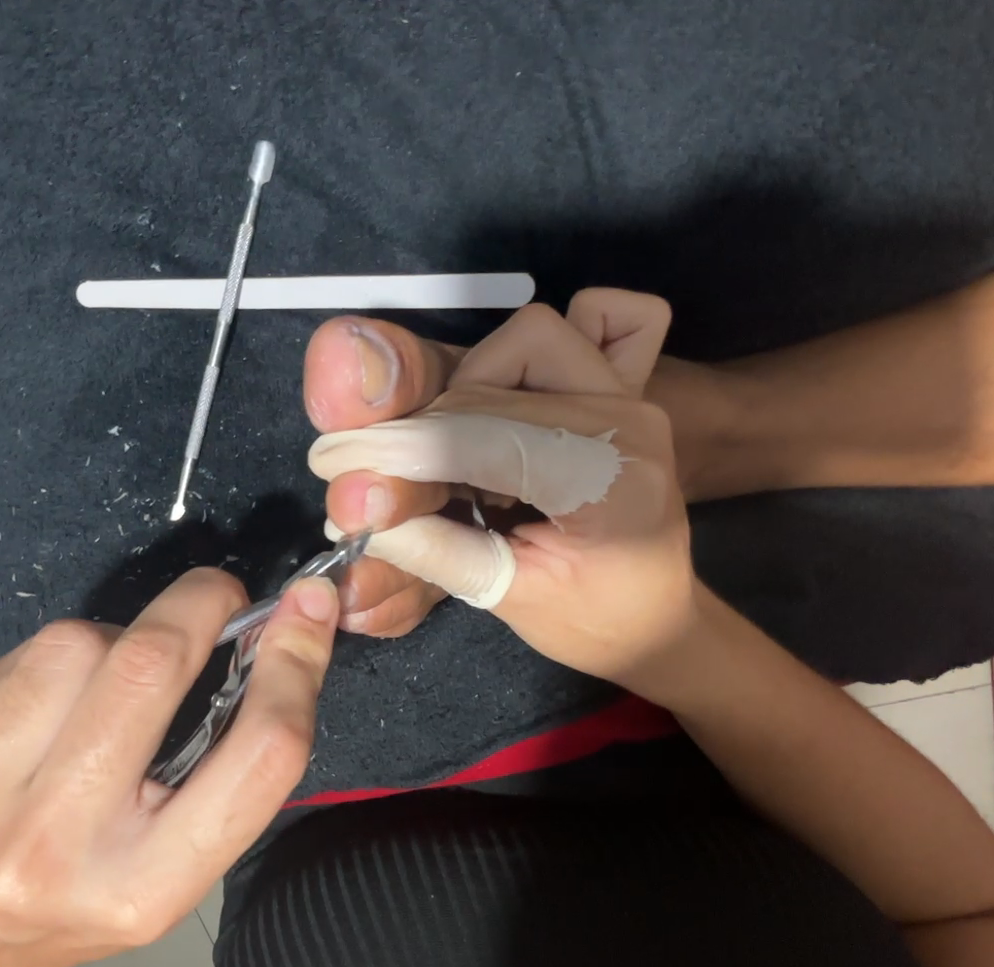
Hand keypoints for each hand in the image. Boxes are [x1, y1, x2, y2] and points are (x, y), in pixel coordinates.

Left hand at [0, 569, 339, 966]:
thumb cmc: (98, 891)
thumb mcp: (184, 858)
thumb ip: (236, 757)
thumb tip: (289, 624)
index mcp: (148, 887)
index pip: (255, 756)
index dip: (294, 667)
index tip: (305, 609)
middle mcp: (54, 854)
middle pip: (146, 671)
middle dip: (196, 606)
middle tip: (217, 597)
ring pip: (71, 644)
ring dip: (116, 638)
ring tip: (115, 677)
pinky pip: (15, 657)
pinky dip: (54, 660)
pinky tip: (52, 703)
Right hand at [302, 288, 673, 636]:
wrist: (658, 617)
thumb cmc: (594, 622)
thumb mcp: (510, 599)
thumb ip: (433, 548)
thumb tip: (352, 509)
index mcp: (608, 482)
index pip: (483, 438)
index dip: (401, 449)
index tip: (335, 462)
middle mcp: (627, 417)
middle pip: (493, 383)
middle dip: (423, 428)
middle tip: (384, 480)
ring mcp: (632, 393)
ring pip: (529, 338)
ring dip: (473, 386)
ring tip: (458, 449)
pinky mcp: (623, 384)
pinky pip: (603, 317)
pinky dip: (550, 346)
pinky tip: (516, 394)